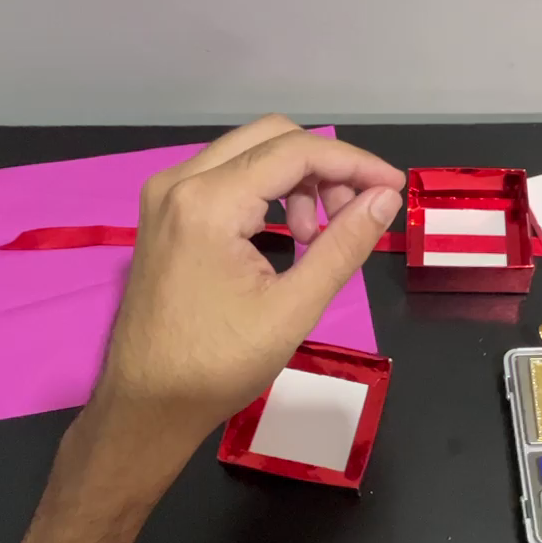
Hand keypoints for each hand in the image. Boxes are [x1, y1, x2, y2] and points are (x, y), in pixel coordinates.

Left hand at [96, 115, 404, 437]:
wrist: (148, 403)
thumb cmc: (219, 365)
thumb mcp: (294, 309)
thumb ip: (343, 247)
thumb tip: (385, 201)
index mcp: (208, 202)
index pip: (295, 151)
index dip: (354, 162)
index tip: (393, 188)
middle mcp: (179, 182)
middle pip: (271, 139)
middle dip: (325, 168)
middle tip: (354, 215)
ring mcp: (166, 196)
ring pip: (249, 155)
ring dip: (296, 182)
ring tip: (315, 239)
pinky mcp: (165, 214)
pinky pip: (227, 179)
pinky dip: (266, 195)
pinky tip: (286, 238)